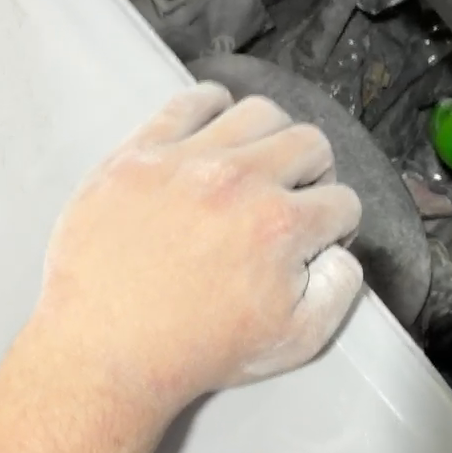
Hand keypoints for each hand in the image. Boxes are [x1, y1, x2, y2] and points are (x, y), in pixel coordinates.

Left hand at [32, 82, 363, 410]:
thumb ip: (339, 290)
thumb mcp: (296, 341)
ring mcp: (188, 160)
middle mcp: (242, 180)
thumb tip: (340, 251)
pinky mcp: (141, 153)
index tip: (316, 241)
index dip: (339, 225)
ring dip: (273, 139)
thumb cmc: (200, 350)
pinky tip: (213, 138)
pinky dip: (213, 109)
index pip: (343, 201)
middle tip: (293, 202)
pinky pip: (190, 102)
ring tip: (255, 169)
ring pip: (260, 112)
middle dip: (316, 175)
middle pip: (311, 144)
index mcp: (282, 226)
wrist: (107, 350)